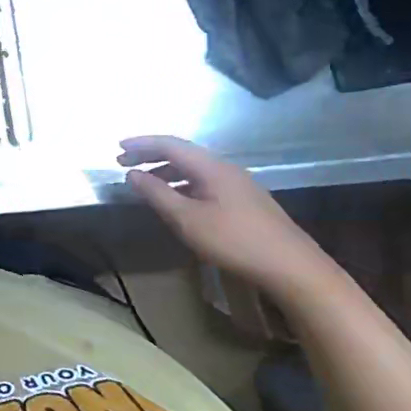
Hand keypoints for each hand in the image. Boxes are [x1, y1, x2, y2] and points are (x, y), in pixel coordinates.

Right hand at [117, 135, 341, 299]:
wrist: (292, 267)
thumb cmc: (234, 240)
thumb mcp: (187, 219)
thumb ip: (157, 194)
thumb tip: (133, 174)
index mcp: (211, 167)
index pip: (170, 144)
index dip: (142, 144)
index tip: (117, 147)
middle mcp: (225, 169)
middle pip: (182, 153)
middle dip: (150, 156)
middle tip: (124, 164)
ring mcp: (238, 185)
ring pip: (194, 169)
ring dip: (165, 171)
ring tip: (144, 183)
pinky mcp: (244, 201)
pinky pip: (204, 182)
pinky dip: (181, 183)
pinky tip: (175, 200)